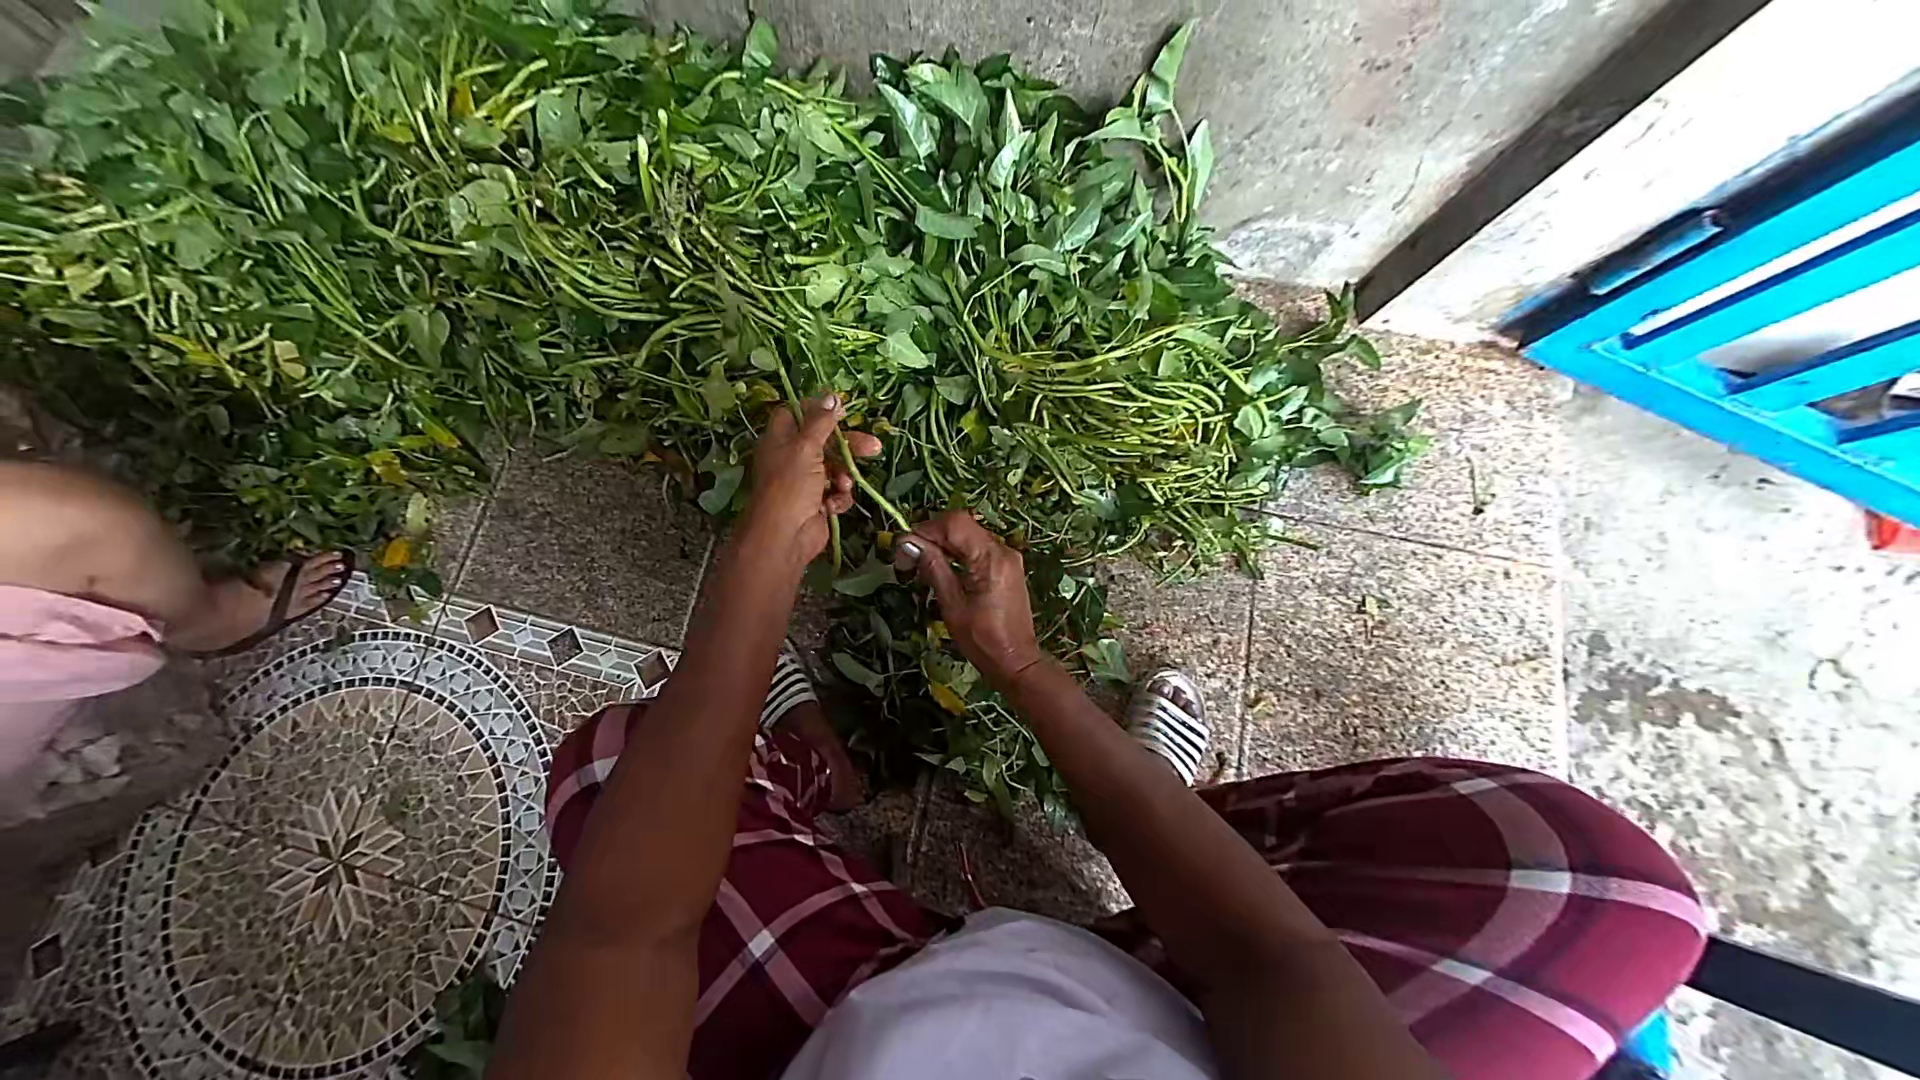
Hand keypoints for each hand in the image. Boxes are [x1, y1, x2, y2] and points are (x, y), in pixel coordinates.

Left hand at [741, 395, 880, 568]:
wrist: (785, 535)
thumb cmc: (790, 486)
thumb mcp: (806, 447)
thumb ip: (821, 421)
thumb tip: (832, 395)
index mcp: (780, 439)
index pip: (797, 413)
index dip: (817, 410)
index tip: (840, 410)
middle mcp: (791, 457)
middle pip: (825, 441)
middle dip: (848, 446)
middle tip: (873, 447)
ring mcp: (805, 481)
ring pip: (835, 467)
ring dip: (844, 475)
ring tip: (844, 485)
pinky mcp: (817, 502)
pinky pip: (836, 491)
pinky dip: (839, 496)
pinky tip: (834, 504)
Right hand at [892, 509, 1045, 688]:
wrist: (1016, 661)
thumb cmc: (982, 640)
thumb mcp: (952, 605)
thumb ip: (933, 568)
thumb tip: (909, 543)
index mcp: (991, 559)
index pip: (955, 523)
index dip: (926, 529)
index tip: (905, 548)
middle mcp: (1003, 550)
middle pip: (961, 525)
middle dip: (931, 536)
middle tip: (909, 559)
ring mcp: (1007, 557)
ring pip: (968, 534)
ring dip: (942, 544)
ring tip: (921, 566)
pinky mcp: (1006, 565)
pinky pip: (977, 547)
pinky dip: (956, 552)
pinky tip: (942, 569)